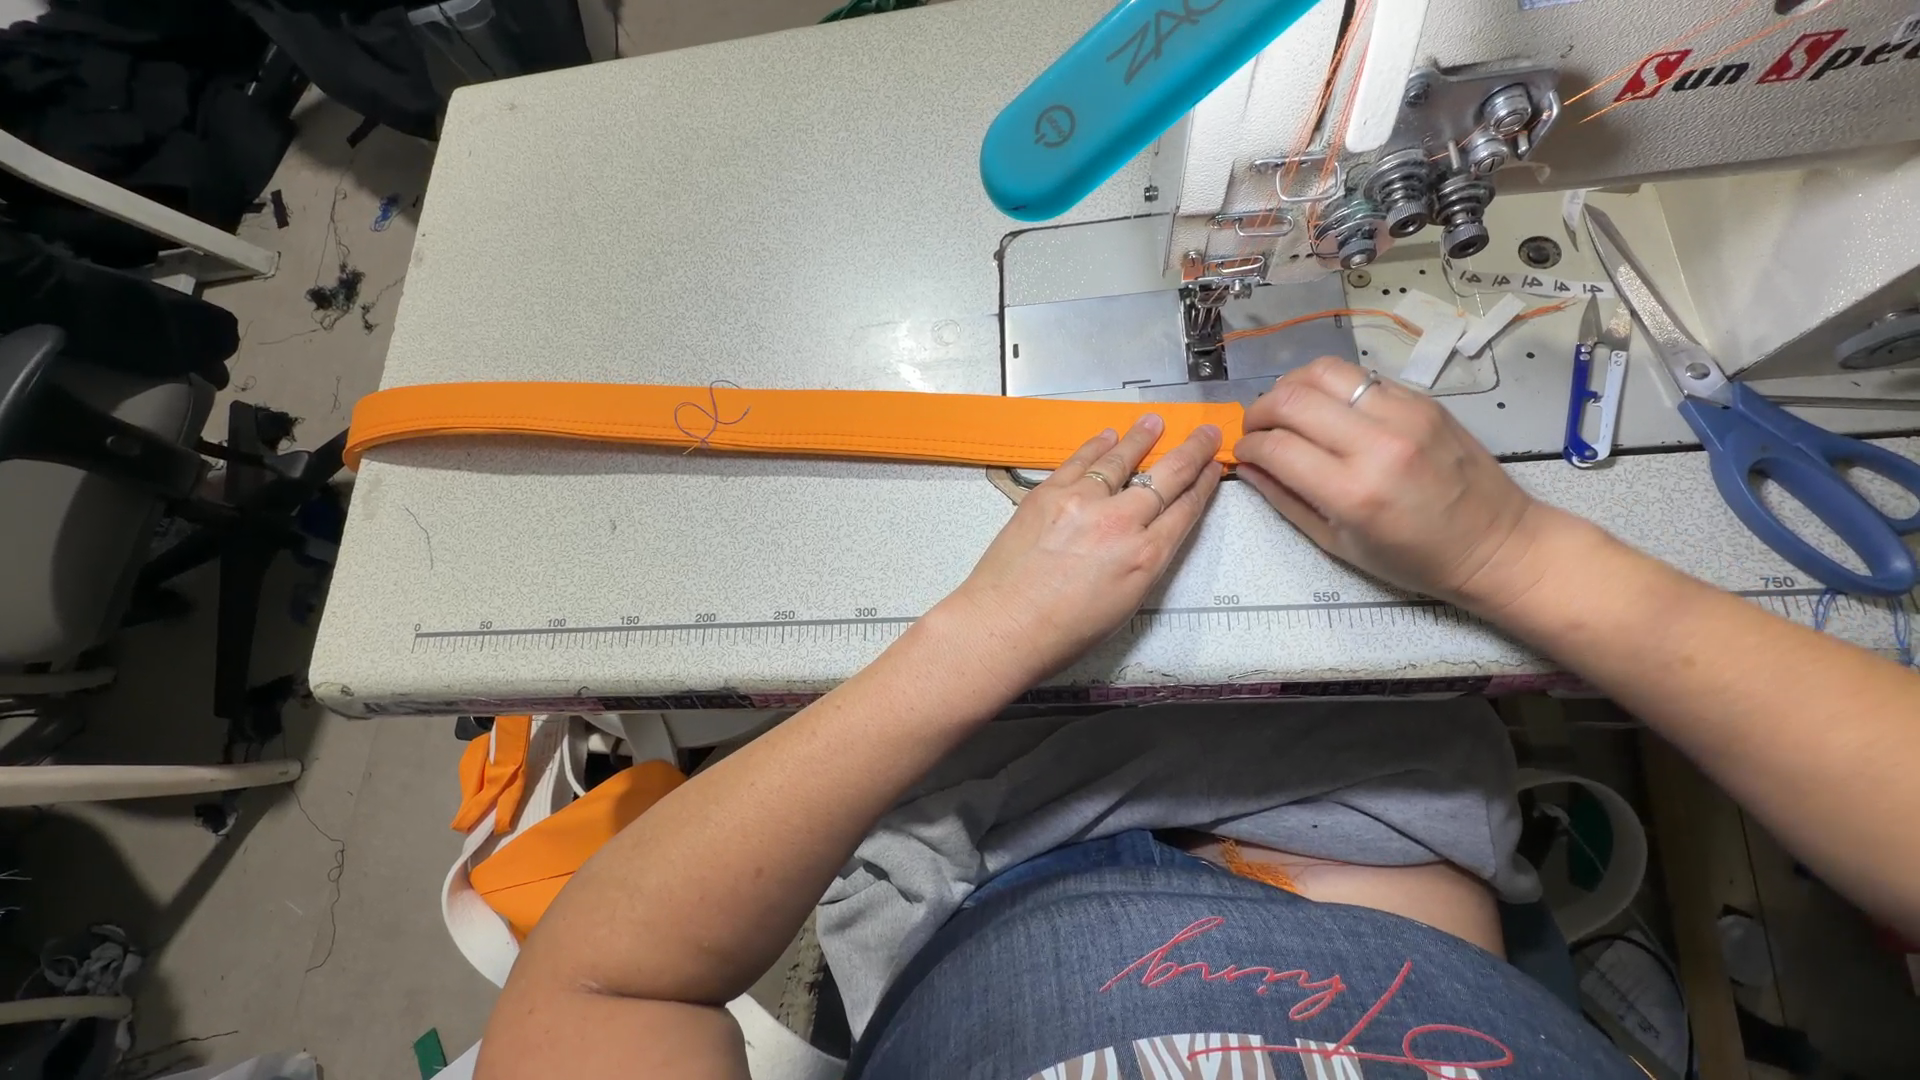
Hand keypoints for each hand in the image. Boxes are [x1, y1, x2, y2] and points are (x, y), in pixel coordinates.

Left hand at [937, 415, 1223, 696]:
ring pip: (1121, 459)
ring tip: (1154, 422)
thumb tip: (1147, 537)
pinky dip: (1096, 446)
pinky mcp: (1048, 493)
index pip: (1185, 510)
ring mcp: (1083, 502)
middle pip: (1167, 476)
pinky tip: (1107, 435)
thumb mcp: (1125, 604)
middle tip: (1206, 432)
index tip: (1213, 468)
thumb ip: (1143, 563)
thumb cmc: (1063, 631)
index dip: (1204, 485)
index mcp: (1146, 556)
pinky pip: (1079, 462)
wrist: (1005, 625)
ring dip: (1142, 437)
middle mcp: (1121, 522)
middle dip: (1193, 450)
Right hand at [1233, 357, 1554, 610]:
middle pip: (1292, 399)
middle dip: (1259, 411)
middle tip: (1257, 428)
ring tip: (1287, 409)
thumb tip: (1247, 465)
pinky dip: (1330, 388)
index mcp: (1353, 491)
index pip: (1276, 446)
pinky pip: (1359, 376)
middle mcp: (1377, 443)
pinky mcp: (1422, 400)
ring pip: (1324, 372)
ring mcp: (1404, 414)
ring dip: (1291, 387)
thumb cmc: (1412, 558)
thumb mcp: (1336, 543)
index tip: (1243, 453)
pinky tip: (1329, 409)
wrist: (1496, 543)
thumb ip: (1285, 499)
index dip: (1247, 446)